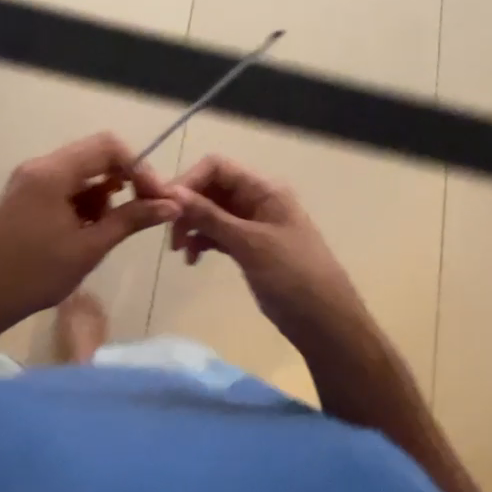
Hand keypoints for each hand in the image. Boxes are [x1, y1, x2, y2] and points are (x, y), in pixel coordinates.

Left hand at [0, 133, 177, 335]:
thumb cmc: (36, 274)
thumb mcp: (89, 247)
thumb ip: (131, 220)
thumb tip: (172, 204)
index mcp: (52, 172)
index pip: (108, 147)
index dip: (139, 168)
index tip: (157, 198)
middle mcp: (39, 166)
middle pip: (95, 155)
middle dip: (124, 180)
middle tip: (144, 211)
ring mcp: (29, 180)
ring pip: (81, 172)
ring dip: (104, 194)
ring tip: (109, 229)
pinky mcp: (25, 195)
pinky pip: (64, 185)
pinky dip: (84, 202)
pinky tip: (88, 231)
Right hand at [166, 155, 364, 347]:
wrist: (326, 323)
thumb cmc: (293, 276)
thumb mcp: (250, 244)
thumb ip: (211, 217)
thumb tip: (173, 193)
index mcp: (264, 190)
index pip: (217, 168)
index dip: (189, 181)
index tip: (165, 205)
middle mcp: (257, 201)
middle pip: (212, 189)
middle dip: (187, 206)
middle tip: (170, 236)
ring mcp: (253, 225)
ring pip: (212, 213)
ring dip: (192, 226)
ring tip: (180, 252)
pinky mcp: (249, 248)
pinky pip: (218, 234)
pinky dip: (203, 242)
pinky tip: (193, 260)